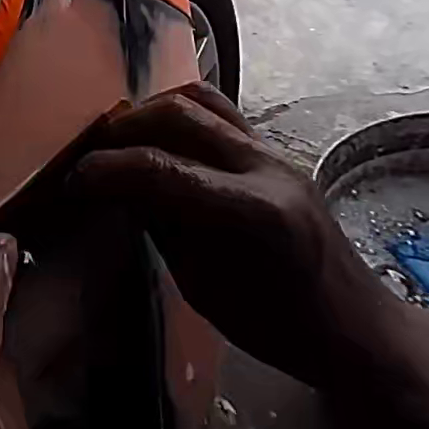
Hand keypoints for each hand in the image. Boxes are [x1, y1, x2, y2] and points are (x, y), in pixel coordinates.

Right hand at [69, 82, 395, 387]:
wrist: (355, 328)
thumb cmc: (278, 326)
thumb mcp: (202, 286)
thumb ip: (159, 225)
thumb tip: (115, 186)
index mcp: (252, 213)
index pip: (159, 169)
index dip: (106, 168)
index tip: (73, 179)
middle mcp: (266, 168)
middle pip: (176, 115)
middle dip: (122, 129)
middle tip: (92, 154)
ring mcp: (274, 152)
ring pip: (198, 100)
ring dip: (148, 111)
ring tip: (121, 137)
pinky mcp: (273, 150)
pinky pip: (217, 110)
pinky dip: (177, 112)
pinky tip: (157, 134)